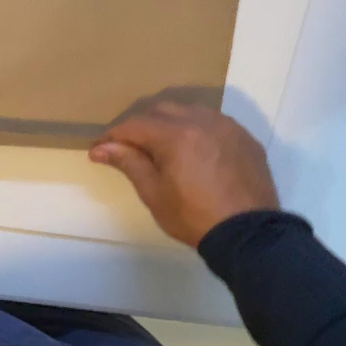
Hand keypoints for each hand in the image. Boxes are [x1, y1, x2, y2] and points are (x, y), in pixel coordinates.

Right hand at [88, 103, 278, 247]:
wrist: (249, 234)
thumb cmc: (193, 217)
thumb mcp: (153, 193)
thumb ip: (128, 163)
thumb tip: (101, 148)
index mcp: (176, 135)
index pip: (134, 125)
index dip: (111, 136)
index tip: (97, 150)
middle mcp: (203, 121)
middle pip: (161, 110)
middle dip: (139, 125)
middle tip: (126, 147)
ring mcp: (228, 127)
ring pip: (189, 112)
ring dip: (168, 123)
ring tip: (159, 146)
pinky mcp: (245, 138)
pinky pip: (213, 122)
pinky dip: (194, 129)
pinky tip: (190, 150)